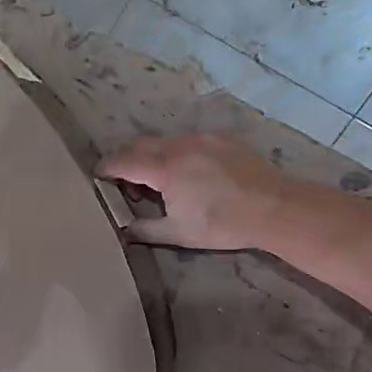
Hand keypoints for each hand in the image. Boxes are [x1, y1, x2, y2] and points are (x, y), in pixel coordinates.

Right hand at [97, 134, 293, 249]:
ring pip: (164, 141)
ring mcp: (201, 138)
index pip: (122, 160)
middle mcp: (178, 145)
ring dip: (152, 157)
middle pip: (139, 145)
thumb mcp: (178, 233)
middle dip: (126, 161)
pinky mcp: (220, 138)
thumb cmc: (223, 223)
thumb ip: (145, 230)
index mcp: (164, 168)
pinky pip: (187, 141)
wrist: (273, 207)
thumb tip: (123, 230)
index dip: (106, 168)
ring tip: (160, 183)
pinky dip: (176, 153)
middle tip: (127, 185)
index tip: (98, 176)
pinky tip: (188, 174)